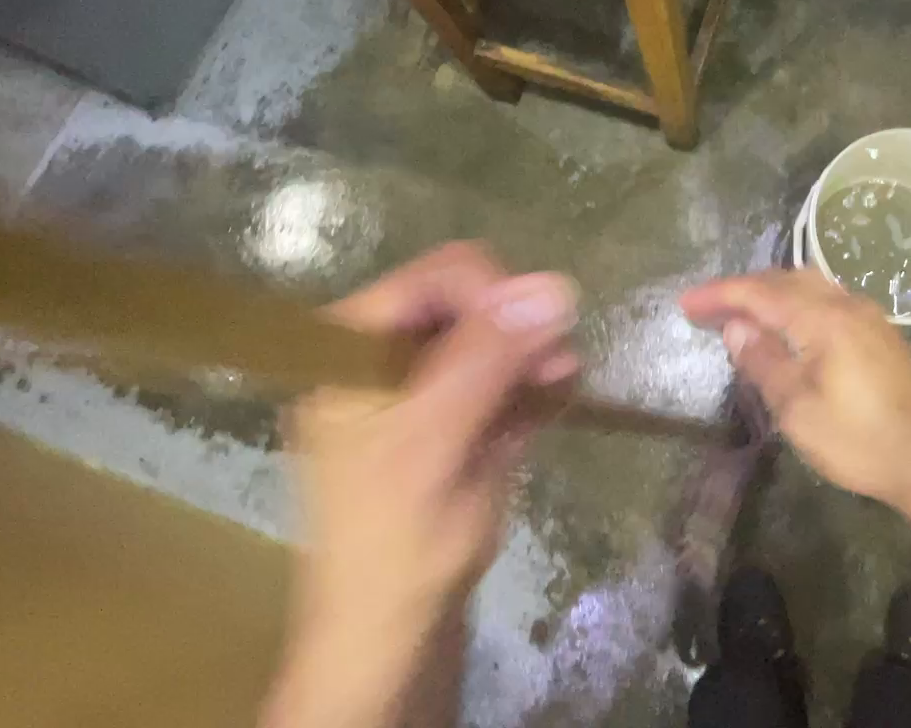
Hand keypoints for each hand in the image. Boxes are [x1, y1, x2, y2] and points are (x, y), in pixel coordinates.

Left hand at [265, 243, 578, 727]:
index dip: (493, 294)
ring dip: (529, 352)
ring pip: (490, 332)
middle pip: (466, 300)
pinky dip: (527, 380)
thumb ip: (487, 361)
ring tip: (559, 383)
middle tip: (556, 364)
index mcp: (350, 348)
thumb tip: (553, 285)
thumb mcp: (437, 446)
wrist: (393, 632)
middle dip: (516, 326)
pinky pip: (498, 370)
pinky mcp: (450, 410)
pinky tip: (548, 404)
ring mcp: (416, 382)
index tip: (539, 334)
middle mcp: (380, 353)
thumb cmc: (401, 543)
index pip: (432, 278)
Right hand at [678, 269, 910, 508]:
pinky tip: (791, 327)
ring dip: (773, 293)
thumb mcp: (797, 408)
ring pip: (811, 286)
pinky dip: (798, 304)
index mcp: (823, 317)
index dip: (720, 295)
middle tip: (709, 308)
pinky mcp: (882, 335)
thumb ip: (764, 361)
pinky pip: (829, 301)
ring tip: (743, 314)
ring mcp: (870, 317)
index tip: (686, 303)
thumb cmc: (858, 439)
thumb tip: (736, 327)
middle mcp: (847, 305)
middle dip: (744, 289)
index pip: (760, 293)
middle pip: (786, 280)